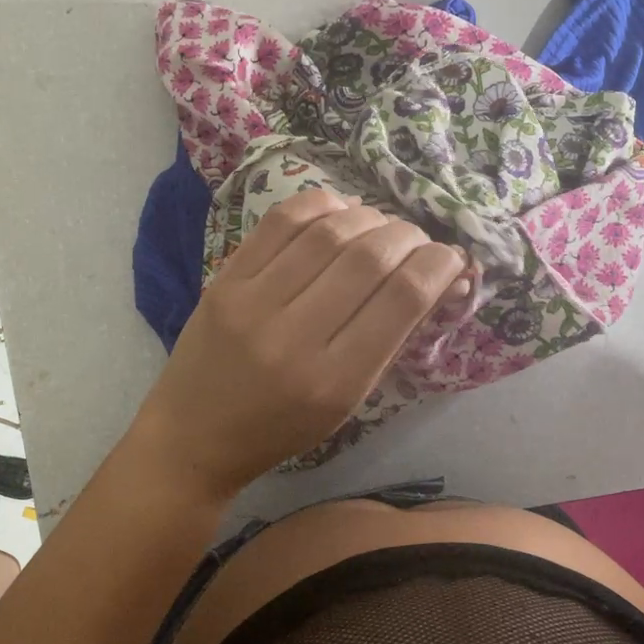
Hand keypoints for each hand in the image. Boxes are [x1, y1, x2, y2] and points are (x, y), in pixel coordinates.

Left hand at [131, 189, 467, 497]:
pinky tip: (341, 212)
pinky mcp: (224, 281)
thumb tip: (438, 279)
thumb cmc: (278, 432)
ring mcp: (252, 303)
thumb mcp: (344, 404)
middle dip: (410, 238)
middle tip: (419, 242)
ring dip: (371, 218)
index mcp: (334, 381)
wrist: (193, 437)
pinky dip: (322, 205)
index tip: (450, 259)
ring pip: (328, 232)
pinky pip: (281, 222)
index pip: (402, 300)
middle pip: (370, 258)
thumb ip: (388, 343)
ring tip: (383, 226)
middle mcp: (294, 337)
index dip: (439, 266)